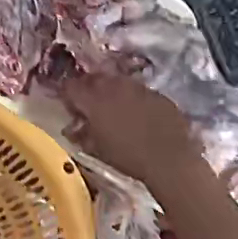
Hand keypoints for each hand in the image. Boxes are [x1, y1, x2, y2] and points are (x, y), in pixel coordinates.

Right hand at [65, 73, 205, 192]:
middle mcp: (113, 85)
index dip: (67, 96)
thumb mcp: (96, 148)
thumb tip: (72, 128)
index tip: (71, 109)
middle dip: (88, 89)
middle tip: (89, 106)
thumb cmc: (126, 157)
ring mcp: (137, 86)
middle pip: (93, 78)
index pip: (70, 86)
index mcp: (93, 99)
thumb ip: (81, 133)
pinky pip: (138, 90)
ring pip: (116, 81)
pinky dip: (132, 98)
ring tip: (114, 109)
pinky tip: (138, 114)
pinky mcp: (156, 93)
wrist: (170, 160)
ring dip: (111, 91)